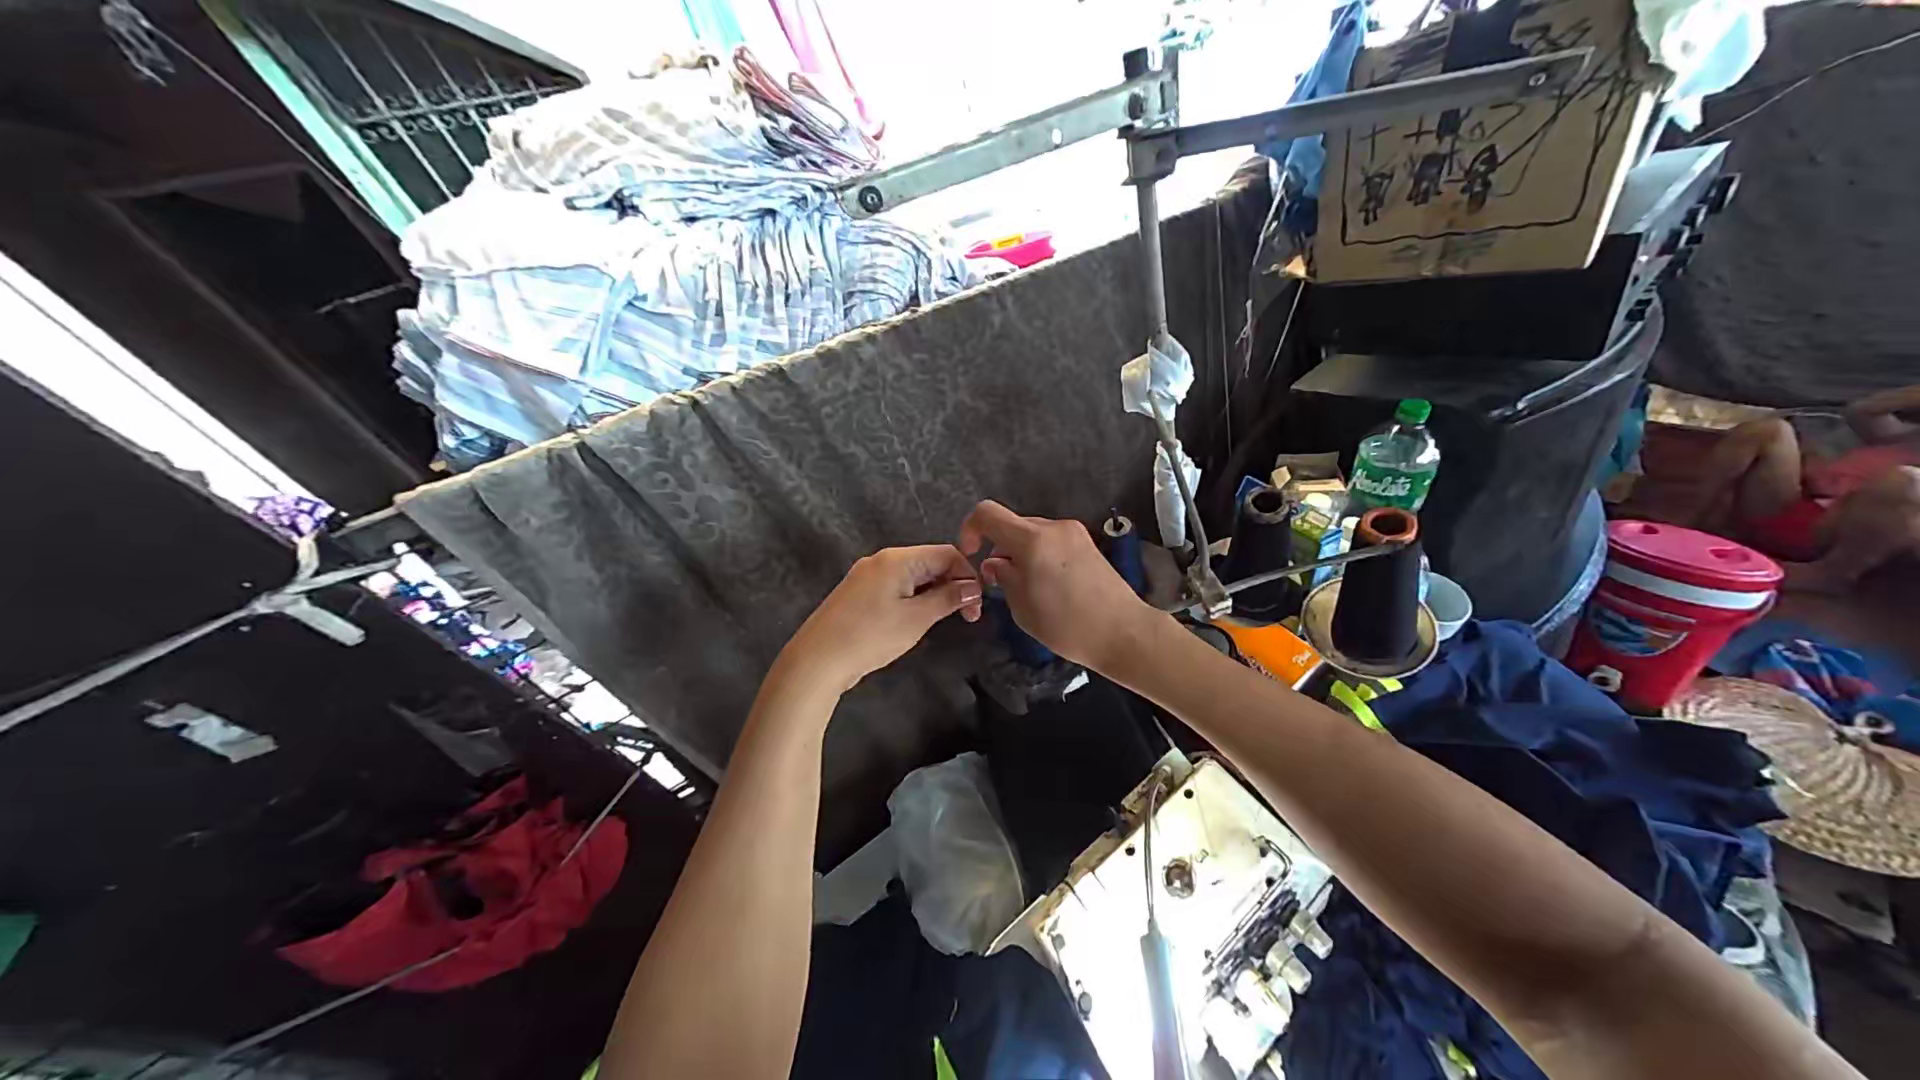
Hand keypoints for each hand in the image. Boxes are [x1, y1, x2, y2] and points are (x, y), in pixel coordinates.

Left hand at [775, 545, 982, 696]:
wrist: (817, 660)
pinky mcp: (857, 593)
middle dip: (952, 584)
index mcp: (897, 558)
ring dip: (934, 593)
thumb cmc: (871, 636)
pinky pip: (895, 586)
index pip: (946, 553)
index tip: (977, 605)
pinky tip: (917, 620)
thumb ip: (947, 598)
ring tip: (944, 619)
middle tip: (966, 616)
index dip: (967, 575)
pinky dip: (913, 598)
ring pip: (912, 576)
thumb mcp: (916, 618)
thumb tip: (972, 588)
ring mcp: (866, 576)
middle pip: (929, 562)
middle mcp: (881, 560)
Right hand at [957, 500, 1159, 670]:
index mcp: (1032, 540)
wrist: (1123, 632)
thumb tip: (995, 564)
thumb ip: (1003, 578)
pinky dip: (1040, 556)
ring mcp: (1074, 533)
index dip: (970, 529)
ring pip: (1032, 534)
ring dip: (1020, 553)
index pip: (987, 513)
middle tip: (999, 581)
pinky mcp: (1088, 543)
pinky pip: (1052, 541)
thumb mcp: (1022, 607)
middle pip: (1011, 525)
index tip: (971, 553)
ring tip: (1026, 587)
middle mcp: (1054, 527)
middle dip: (999, 548)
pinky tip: (1048, 585)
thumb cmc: (1068, 625)